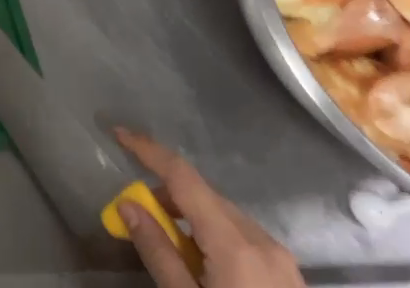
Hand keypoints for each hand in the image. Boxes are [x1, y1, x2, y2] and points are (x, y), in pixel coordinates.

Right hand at [113, 128, 305, 287]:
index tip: (119, 135)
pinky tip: (202, 265)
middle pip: (205, 196)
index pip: (184, 178)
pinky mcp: (290, 276)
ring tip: (169, 247)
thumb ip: (157, 251)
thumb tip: (129, 205)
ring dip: (190, 216)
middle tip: (136, 213)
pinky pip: (243, 237)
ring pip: (225, 216)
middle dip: (167, 193)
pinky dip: (213, 235)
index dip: (149, 151)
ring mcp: (283, 260)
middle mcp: (263, 242)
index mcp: (235, 245)